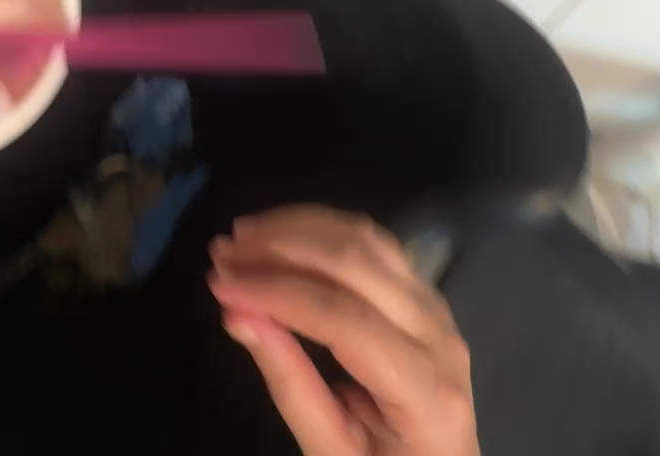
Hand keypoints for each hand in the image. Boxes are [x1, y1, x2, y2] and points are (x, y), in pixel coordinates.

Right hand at [210, 206, 479, 455]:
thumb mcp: (333, 453)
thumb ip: (290, 384)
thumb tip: (236, 314)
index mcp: (426, 391)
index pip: (343, 319)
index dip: (276, 292)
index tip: (220, 283)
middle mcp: (439, 335)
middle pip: (355, 263)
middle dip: (280, 246)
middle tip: (223, 250)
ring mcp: (435, 305)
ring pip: (363, 237)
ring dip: (296, 226)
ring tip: (242, 234)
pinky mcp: (422, 289)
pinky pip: (371, 240)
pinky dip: (319, 226)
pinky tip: (281, 232)